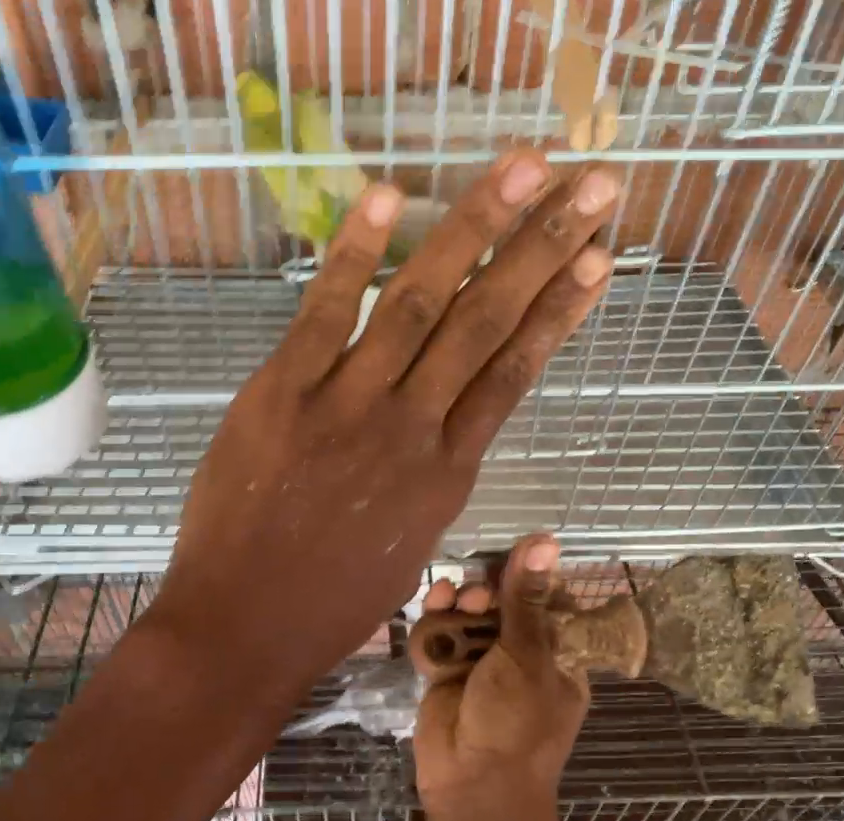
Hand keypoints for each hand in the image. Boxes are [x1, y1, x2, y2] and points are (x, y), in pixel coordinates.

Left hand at [154, 151, 620, 689]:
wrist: (244, 632)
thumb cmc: (328, 605)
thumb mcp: (406, 548)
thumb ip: (429, 481)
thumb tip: (441, 425)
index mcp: (448, 475)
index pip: (516, 373)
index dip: (560, 310)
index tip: (599, 258)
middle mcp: (413, 430)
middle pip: (488, 323)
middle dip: (544, 247)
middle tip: (594, 184)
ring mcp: (348, 407)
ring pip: (422, 303)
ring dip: (475, 227)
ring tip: (524, 166)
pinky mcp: (282, 395)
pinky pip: (325, 312)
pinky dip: (354, 252)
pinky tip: (388, 194)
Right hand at [412, 534, 589, 820]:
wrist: (474, 785)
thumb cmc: (516, 723)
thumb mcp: (527, 656)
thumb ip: (526, 598)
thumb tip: (545, 539)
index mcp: (557, 655)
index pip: (545, 602)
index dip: (526, 579)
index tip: (510, 561)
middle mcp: (519, 657)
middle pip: (500, 605)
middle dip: (488, 592)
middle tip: (480, 592)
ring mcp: (479, 667)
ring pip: (467, 618)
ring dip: (459, 605)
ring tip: (452, 600)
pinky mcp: (444, 677)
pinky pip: (438, 640)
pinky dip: (433, 625)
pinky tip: (431, 604)